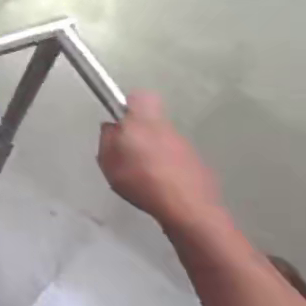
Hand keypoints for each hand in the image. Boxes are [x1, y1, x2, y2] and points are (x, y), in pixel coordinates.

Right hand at [97, 91, 225, 233]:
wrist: (189, 209)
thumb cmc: (141, 181)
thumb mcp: (108, 161)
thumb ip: (107, 139)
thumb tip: (112, 127)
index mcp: (143, 123)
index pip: (141, 97)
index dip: (130, 104)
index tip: (120, 119)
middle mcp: (167, 129)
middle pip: (150, 122)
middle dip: (138, 133)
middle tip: (125, 153)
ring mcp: (186, 146)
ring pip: (162, 140)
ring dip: (152, 152)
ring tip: (141, 174)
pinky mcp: (198, 163)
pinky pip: (175, 158)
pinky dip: (166, 167)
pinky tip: (159, 185)